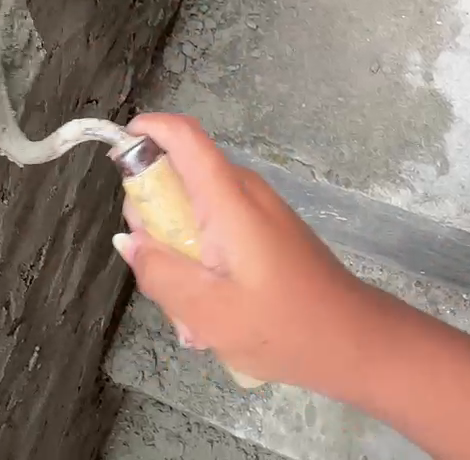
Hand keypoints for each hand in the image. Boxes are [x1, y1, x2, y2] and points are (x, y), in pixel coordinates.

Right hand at [114, 114, 384, 391]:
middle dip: (154, 216)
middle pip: (181, 175)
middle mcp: (243, 190)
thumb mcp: (206, 312)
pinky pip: (216, 226)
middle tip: (158, 270)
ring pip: (195, 207)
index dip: (148, 129)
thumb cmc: (282, 325)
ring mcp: (257, 207)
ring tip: (191, 308)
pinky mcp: (264, 226)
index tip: (117, 151)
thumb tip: (128, 240)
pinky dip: (202, 258)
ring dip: (179, 248)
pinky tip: (214, 307)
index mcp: (228, 198)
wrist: (352, 339)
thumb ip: (159, 273)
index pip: (185, 136)